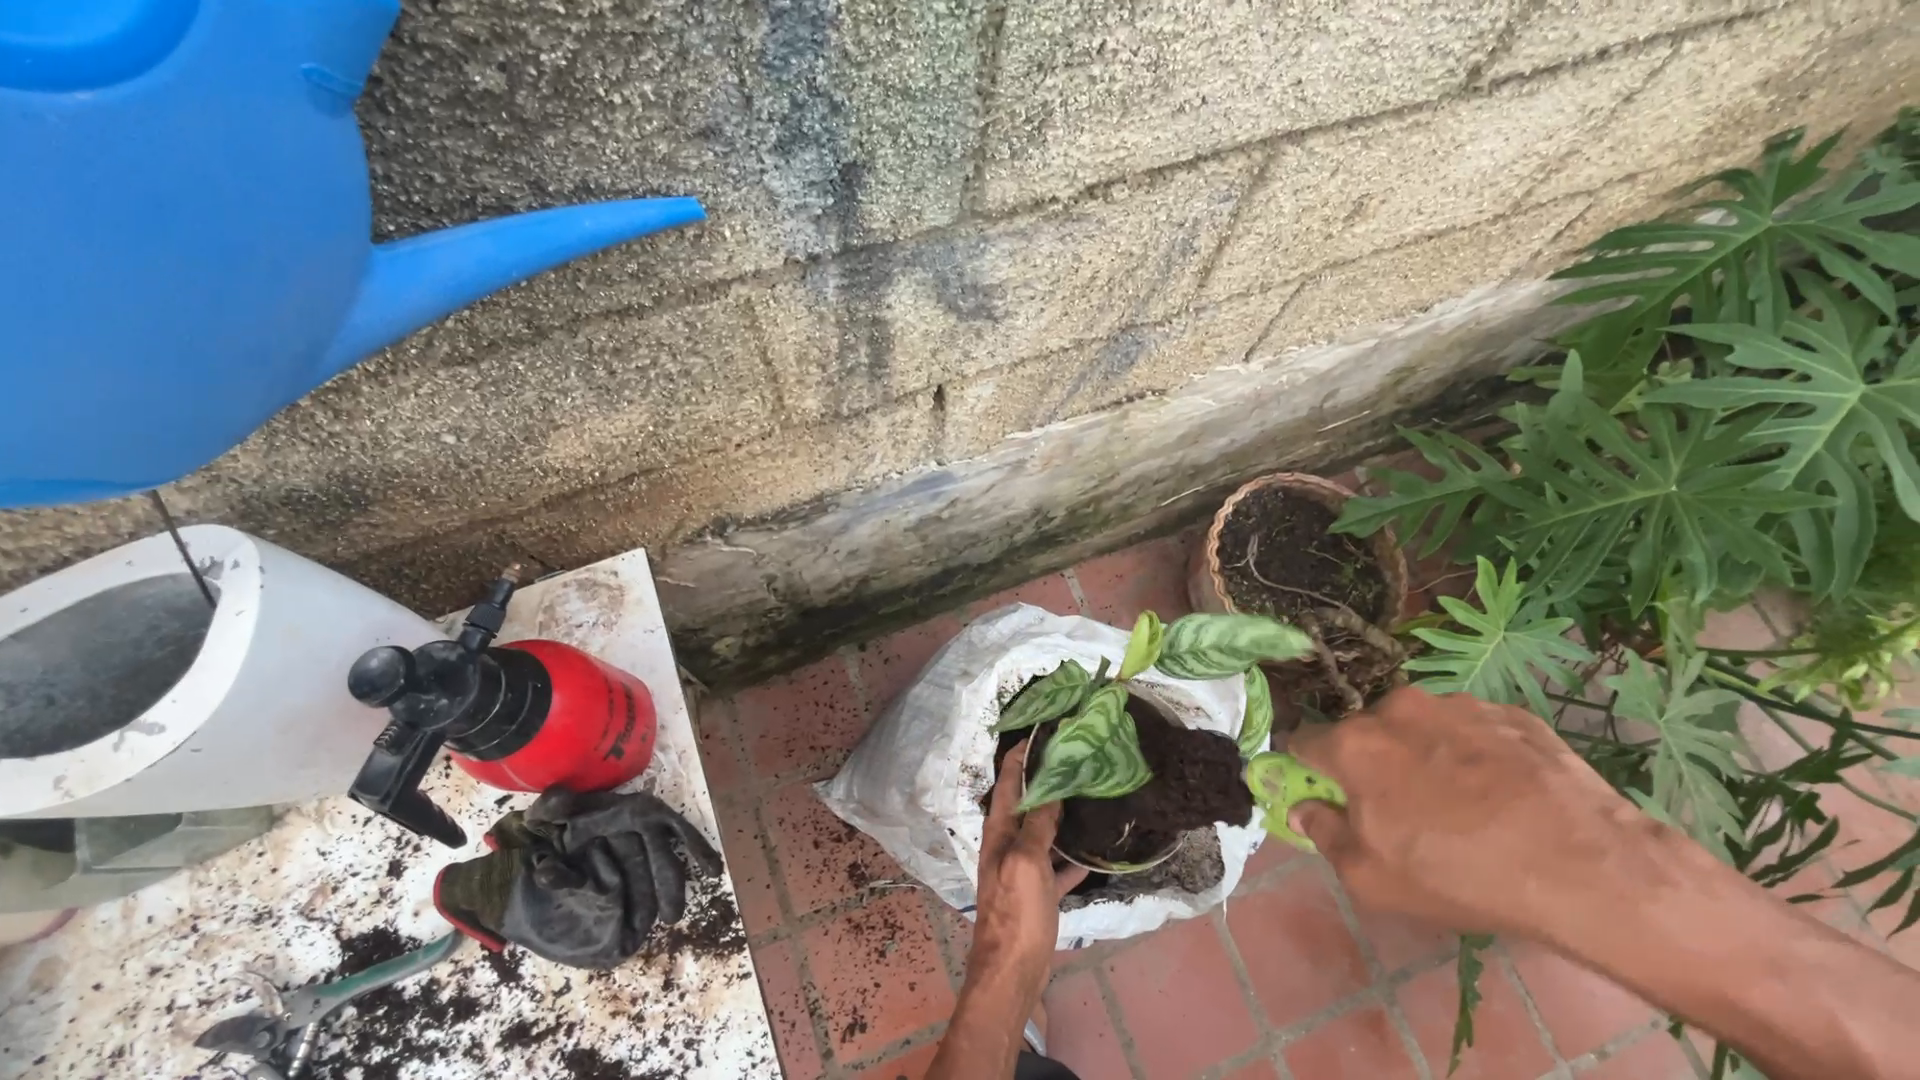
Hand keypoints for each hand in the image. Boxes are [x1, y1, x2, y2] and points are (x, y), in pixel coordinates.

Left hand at [971, 739, 1089, 984]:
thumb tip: (1049, 786)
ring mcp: (1021, 870)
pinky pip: (1056, 867)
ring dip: (1060, 815)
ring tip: (1086, 796)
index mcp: (999, 831)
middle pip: (1026, 802)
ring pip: (1042, 832)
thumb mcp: (1026, 862)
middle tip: (1073, 759)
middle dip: (1045, 779)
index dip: (1022, 753)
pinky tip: (1093, 853)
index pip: (1009, 780)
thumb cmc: (1016, 913)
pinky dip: (1071, 858)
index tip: (1044, 731)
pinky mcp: (1036, 895)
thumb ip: (1037, 824)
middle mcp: (1007, 844)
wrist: (1011, 973)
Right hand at [1286, 686, 1662, 939]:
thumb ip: (1324, 834)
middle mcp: (1396, 710)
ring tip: (1462, 801)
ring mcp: (1457, 704)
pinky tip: (1502, 794)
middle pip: (1363, 732)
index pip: (1302, 740)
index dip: (1308, 770)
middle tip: (1401, 809)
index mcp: (1352, 745)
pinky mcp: (1510, 712)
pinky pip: (1470, 729)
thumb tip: (1306, 808)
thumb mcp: (1371, 879)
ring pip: (1418, 726)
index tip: (1328, 797)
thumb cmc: (1461, 876)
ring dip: (1421, 753)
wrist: (1587, 867)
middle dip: (1370, 762)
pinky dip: (1472, 753)